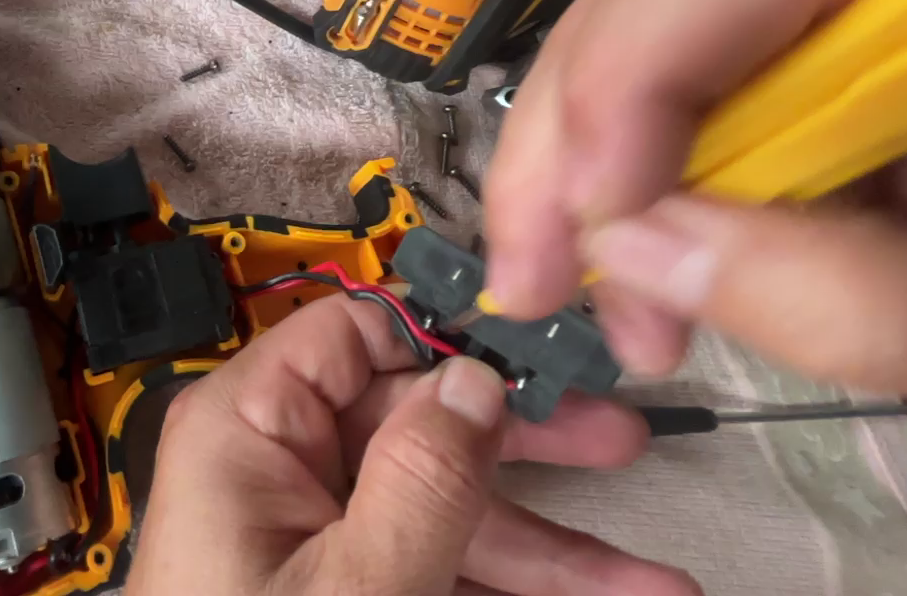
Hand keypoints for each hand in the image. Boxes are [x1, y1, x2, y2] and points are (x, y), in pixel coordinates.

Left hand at [126, 292, 701, 595]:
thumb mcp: (355, 584)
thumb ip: (419, 480)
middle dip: (517, 441)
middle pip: (406, 417)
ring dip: (543, 543)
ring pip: (431, 499)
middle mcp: (273, 455)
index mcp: (247, 422)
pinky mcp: (335, 575)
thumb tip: (474, 380)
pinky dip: (502, 580)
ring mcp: (308, 521)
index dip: (437, 335)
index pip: (347, 336)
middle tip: (616, 437)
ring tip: (658, 582)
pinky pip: (424, 554)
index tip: (530, 349)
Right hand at [482, 0, 906, 416]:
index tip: (600, 217)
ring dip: (561, 183)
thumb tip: (628, 244)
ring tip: (581, 300)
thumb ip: (868, 299)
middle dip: (562, 150)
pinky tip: (618, 267)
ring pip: (600, 54)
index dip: (636, 71)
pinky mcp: (735, 46)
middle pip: (638, 5)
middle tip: (533, 282)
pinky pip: (615, 92)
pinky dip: (586, 186)